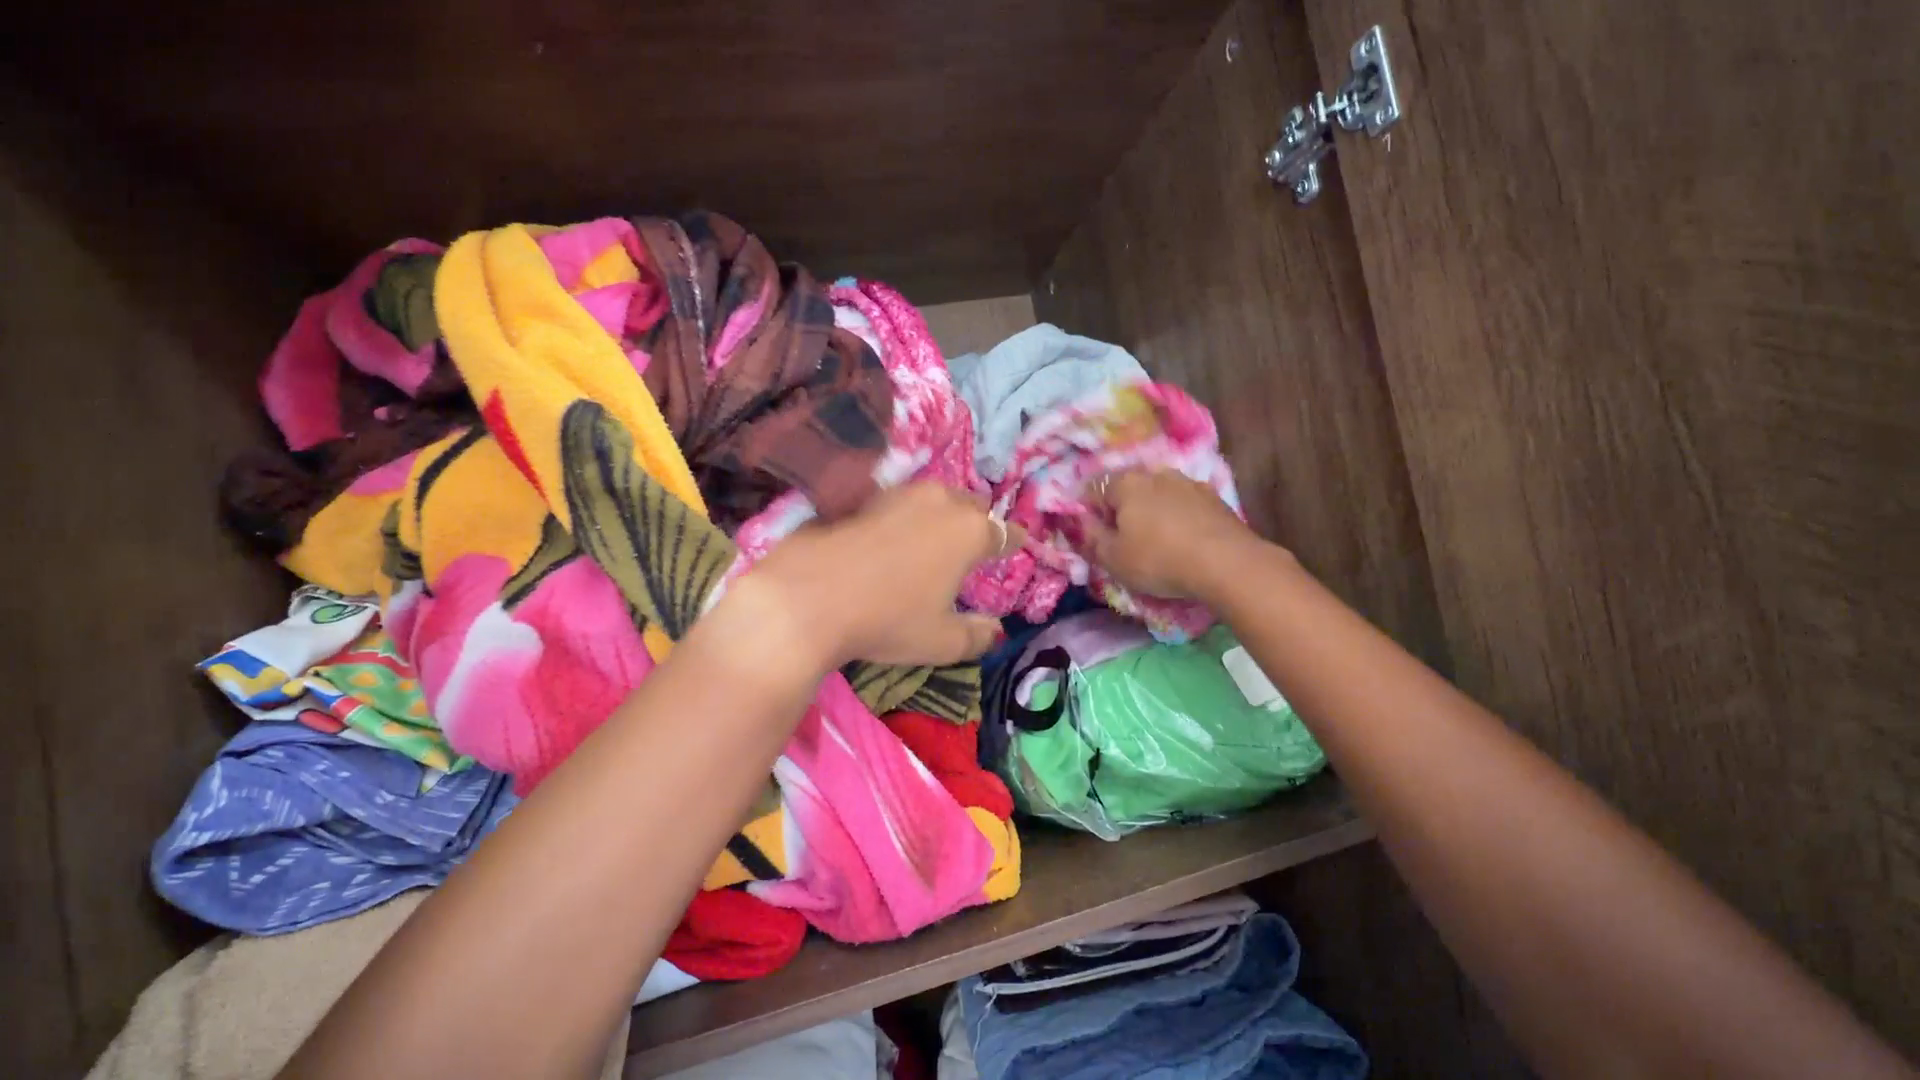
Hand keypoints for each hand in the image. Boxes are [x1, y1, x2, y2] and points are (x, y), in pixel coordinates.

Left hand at [742, 483, 1024, 669]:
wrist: (807, 598)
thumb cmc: (887, 620)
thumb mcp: (941, 641)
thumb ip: (977, 634)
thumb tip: (995, 629)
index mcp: (970, 531)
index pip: (1006, 533)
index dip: (1014, 544)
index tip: (1017, 550)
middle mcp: (939, 501)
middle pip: (971, 506)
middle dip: (978, 522)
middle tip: (974, 547)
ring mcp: (897, 494)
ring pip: (933, 499)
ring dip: (939, 515)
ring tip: (935, 540)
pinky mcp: (861, 499)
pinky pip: (897, 505)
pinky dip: (903, 519)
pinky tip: (892, 541)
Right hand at [1082, 468, 1263, 600]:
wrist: (1226, 562)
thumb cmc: (1159, 560)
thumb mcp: (1113, 559)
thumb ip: (1091, 538)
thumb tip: (1081, 521)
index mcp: (1125, 483)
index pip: (1094, 490)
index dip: (1090, 514)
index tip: (1098, 538)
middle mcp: (1156, 474)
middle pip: (1129, 490)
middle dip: (1124, 511)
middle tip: (1127, 542)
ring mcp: (1189, 482)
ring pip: (1160, 495)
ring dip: (1154, 513)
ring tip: (1159, 541)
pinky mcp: (1215, 497)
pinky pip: (1186, 505)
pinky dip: (1180, 518)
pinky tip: (1186, 540)